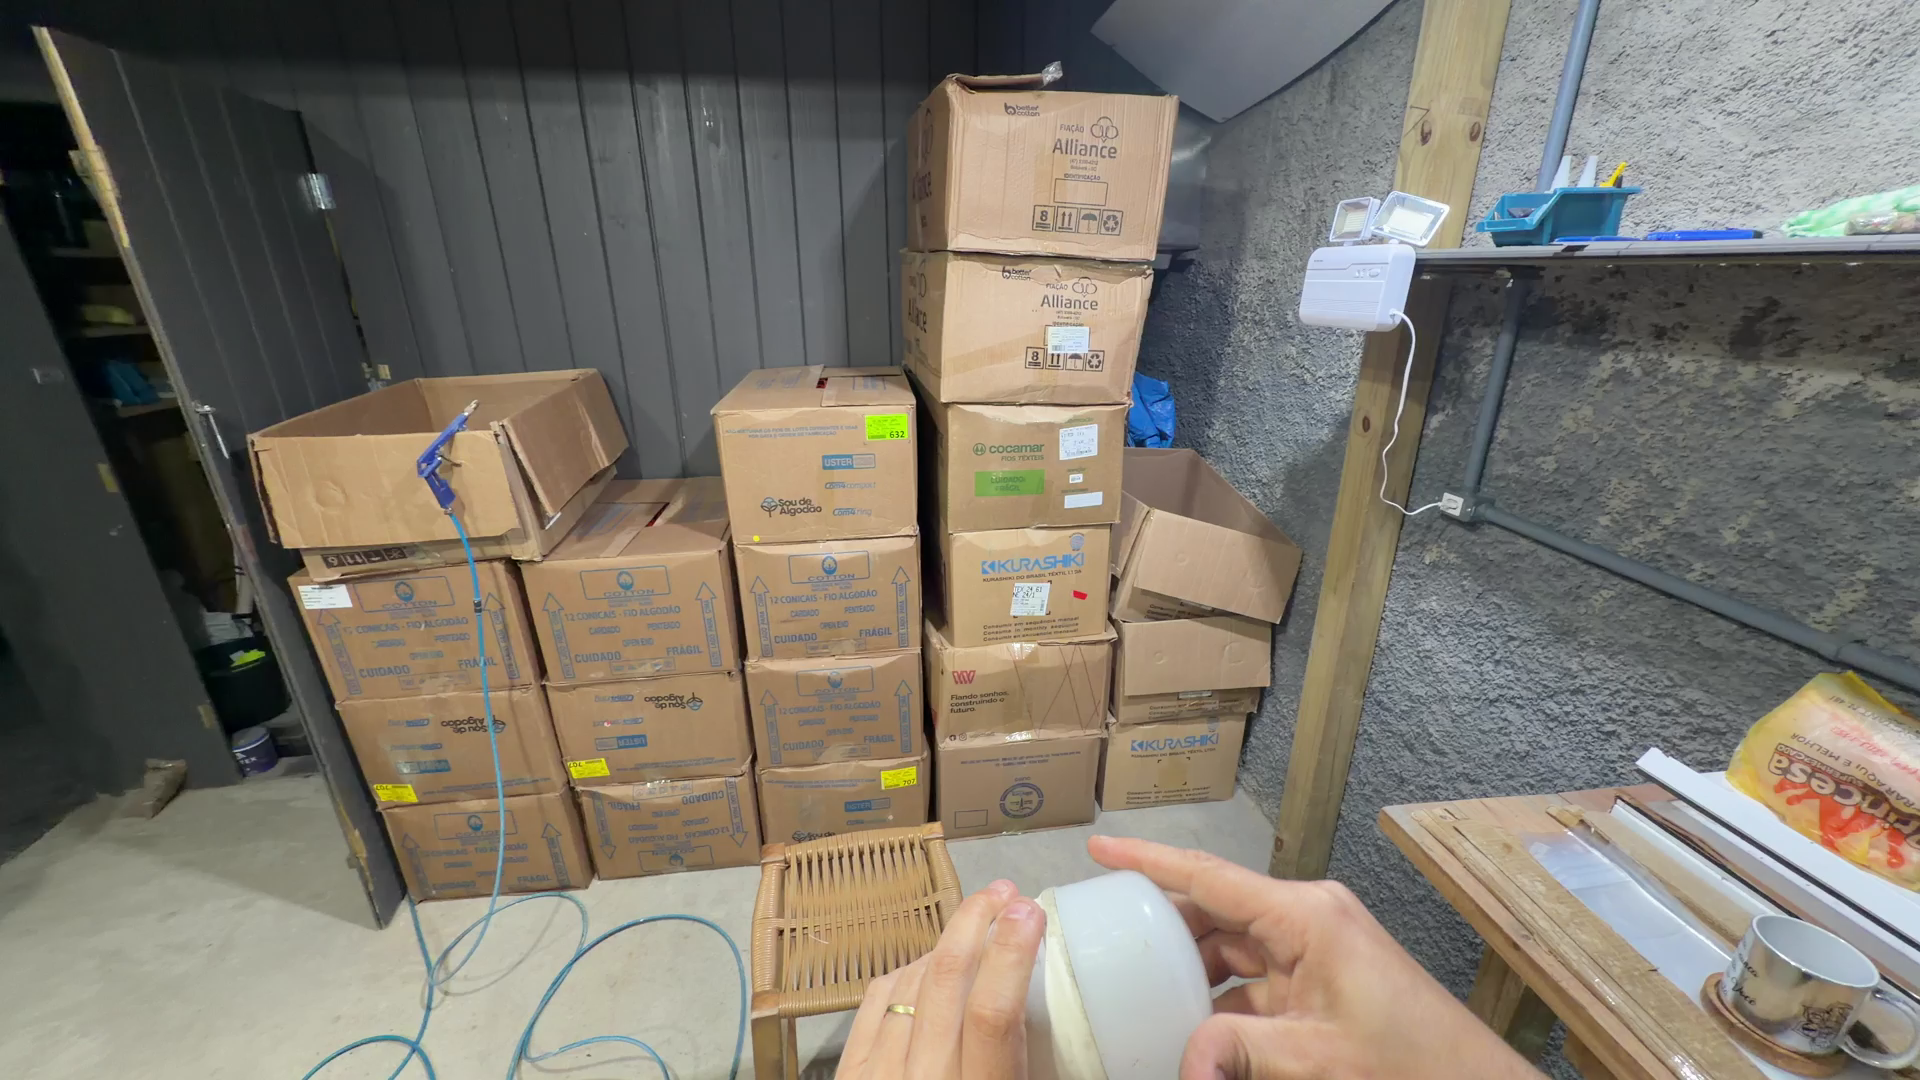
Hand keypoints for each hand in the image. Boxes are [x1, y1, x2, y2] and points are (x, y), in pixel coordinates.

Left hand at [837, 879, 1045, 1078]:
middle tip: (1005, 892)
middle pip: (945, 977)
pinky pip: (876, 998)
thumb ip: (1016, 1049)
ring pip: (911, 980)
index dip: (1010, 953)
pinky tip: (926, 964)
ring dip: (946, 945)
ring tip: (973, 930)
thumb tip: (1024, 973)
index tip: (1029, 909)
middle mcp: (922, 1078)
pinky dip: (905, 971)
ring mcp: (877, 1075)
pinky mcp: (848, 1073)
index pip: (991, 1013)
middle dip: (976, 920)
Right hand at [1088, 836, 1543, 1079]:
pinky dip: (1224, 996)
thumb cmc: (1416, 1066)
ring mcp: (1311, 943)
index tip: (1099, 848)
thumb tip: (1180, 1066)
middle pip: (1214, 906)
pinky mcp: (1317, 973)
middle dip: (1166, 923)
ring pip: (1231, 941)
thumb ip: (1242, 1053)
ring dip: (1194, 966)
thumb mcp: (1321, 1060)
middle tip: (1112, 933)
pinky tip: (1196, 1022)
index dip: (1149, 859)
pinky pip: (1253, 974)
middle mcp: (1302, 914)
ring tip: (1146, 985)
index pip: (1209, 876)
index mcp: (1303, 914)